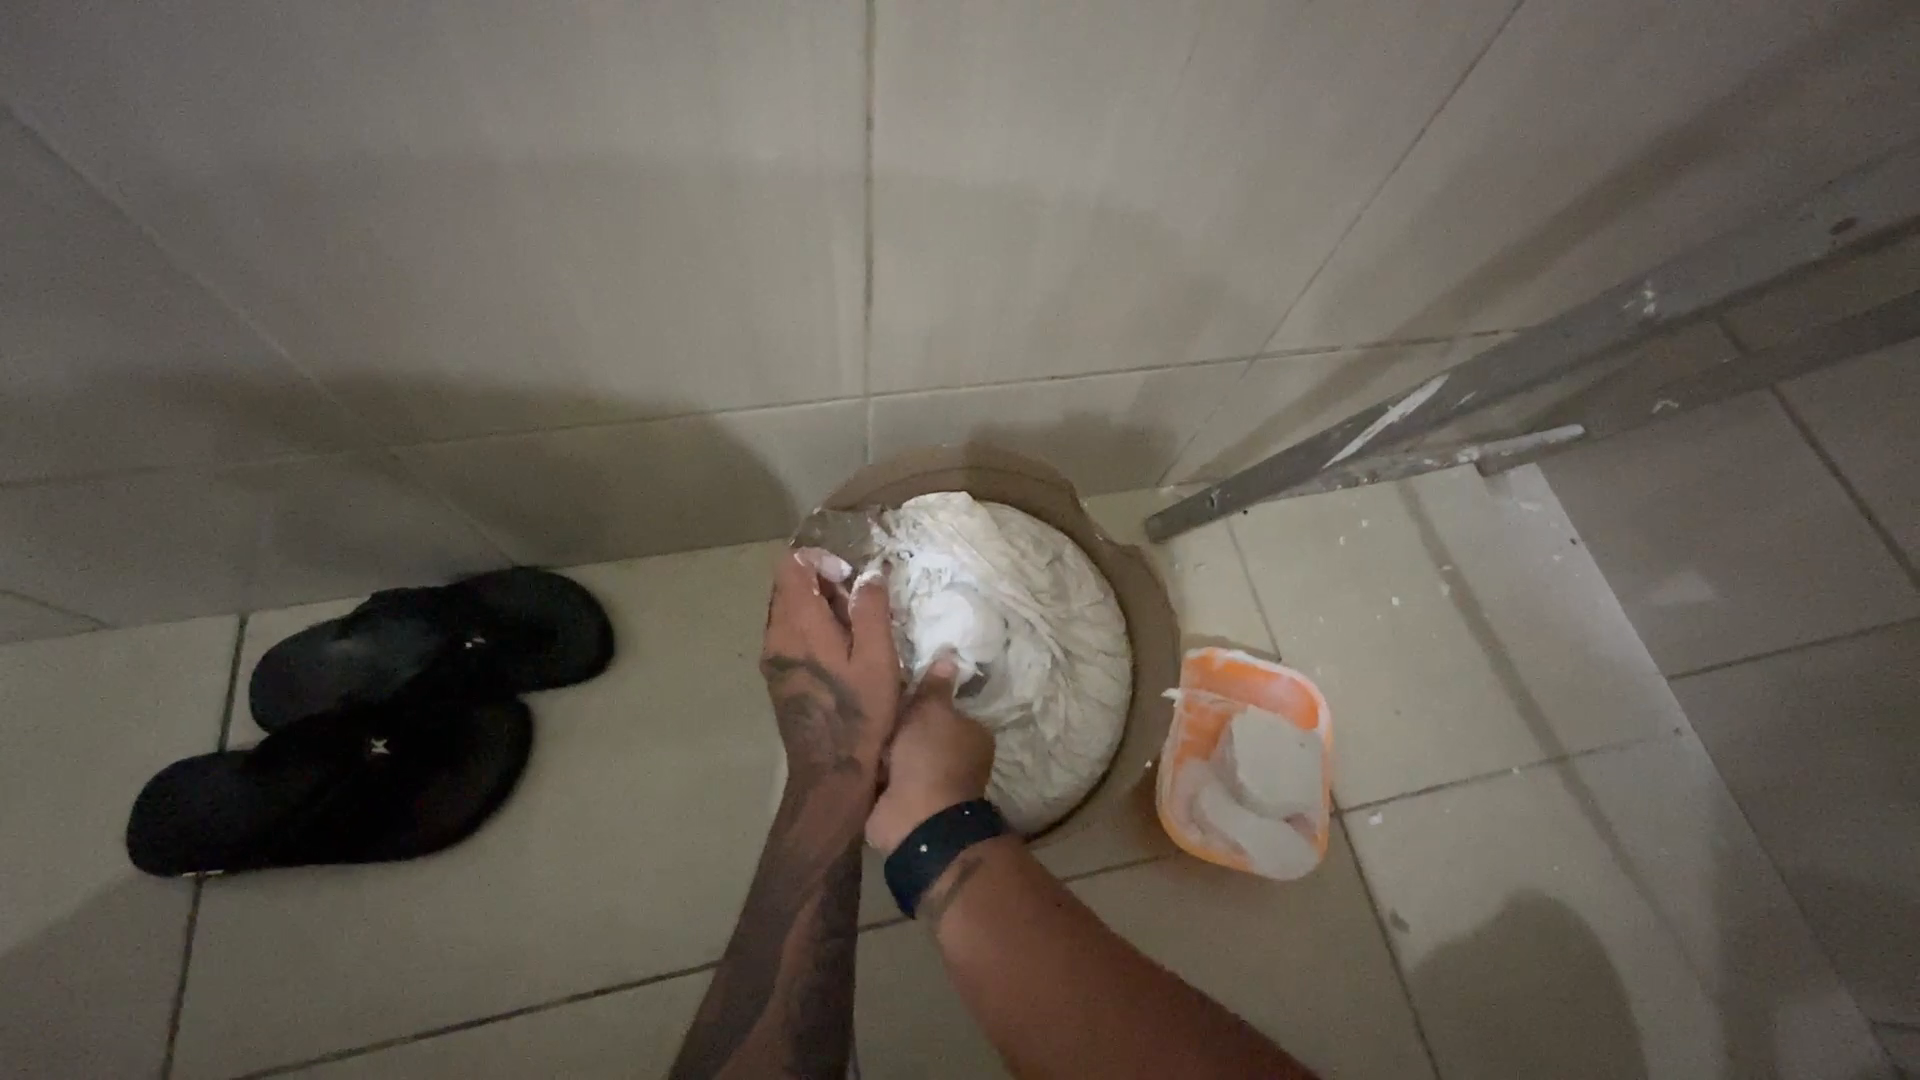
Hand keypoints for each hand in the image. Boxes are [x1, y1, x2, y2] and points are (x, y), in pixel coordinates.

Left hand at [761, 548, 899, 784]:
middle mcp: (775, 635)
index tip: (851, 578)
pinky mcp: (776, 676)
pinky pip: (788, 634)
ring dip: (818, 607)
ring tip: (854, 630)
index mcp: (798, 623)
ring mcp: (772, 658)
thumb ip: (871, 609)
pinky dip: (811, 628)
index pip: (791, 565)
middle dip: (823, 583)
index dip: (821, 560)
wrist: (830, 771)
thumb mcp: (878, 657)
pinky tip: (840, 653)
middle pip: (788, 586)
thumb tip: (869, 574)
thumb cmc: (860, 713)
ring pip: (788, 611)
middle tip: (859, 605)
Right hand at [867, 658, 996, 853]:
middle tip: (873, 703)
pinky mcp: (905, 799)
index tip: (899, 688)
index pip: (949, 708)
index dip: (925, 699)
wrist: (915, 817)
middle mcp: (957, 758)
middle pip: (923, 730)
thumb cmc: (932, 755)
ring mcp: (930, 781)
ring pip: (902, 752)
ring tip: (857, 722)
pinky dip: (874, 766)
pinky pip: (886, 773)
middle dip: (900, 723)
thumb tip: (950, 655)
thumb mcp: (932, 710)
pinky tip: (854, 747)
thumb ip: (936, 686)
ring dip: (883, 745)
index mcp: (973, 735)